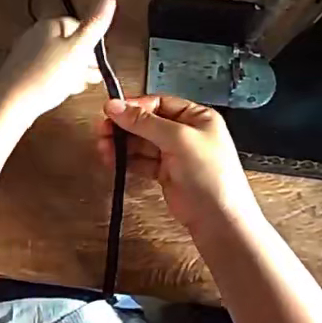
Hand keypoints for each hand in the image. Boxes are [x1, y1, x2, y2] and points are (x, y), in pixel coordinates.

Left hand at [0, 0, 115, 127]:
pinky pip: (45, 72)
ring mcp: (26, 56)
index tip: (101, 57)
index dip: (91, 40)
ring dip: (73, 70)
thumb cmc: (48, 74)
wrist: (11, 103)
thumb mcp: (78, 49)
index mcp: (48, 25)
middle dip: (83, 58)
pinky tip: (64, 91)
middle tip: (96, 74)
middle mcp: (34, 36)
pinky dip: (58, 79)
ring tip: (84, 84)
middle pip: (66, 43)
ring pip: (57, 59)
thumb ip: (95, 25)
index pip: (76, 24)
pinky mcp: (20, 74)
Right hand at [98, 94, 261, 232]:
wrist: (219, 219)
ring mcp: (175, 154)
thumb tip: (114, 106)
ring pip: (140, 143)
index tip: (111, 111)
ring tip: (103, 149)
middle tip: (102, 131)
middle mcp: (185, 133)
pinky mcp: (165, 173)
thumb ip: (144, 122)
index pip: (159, 103)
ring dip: (121, 144)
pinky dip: (126, 160)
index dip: (135, 107)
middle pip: (146, 123)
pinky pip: (140, 161)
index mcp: (196, 117)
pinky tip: (112, 161)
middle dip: (123, 127)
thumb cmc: (210, 175)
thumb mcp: (178, 139)